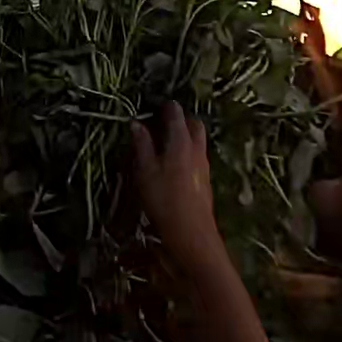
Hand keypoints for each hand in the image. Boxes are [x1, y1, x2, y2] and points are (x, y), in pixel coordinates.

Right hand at [132, 102, 224, 271]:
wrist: (193, 237)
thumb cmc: (165, 201)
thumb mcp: (146, 171)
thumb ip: (142, 145)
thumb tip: (136, 123)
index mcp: (181, 141)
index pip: (176, 113)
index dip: (166, 107)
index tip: (153, 105)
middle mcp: (196, 149)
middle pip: (193, 124)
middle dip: (181, 119)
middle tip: (163, 122)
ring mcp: (204, 165)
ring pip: (198, 140)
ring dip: (185, 136)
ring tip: (166, 143)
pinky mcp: (205, 181)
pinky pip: (198, 156)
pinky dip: (188, 152)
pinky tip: (174, 165)